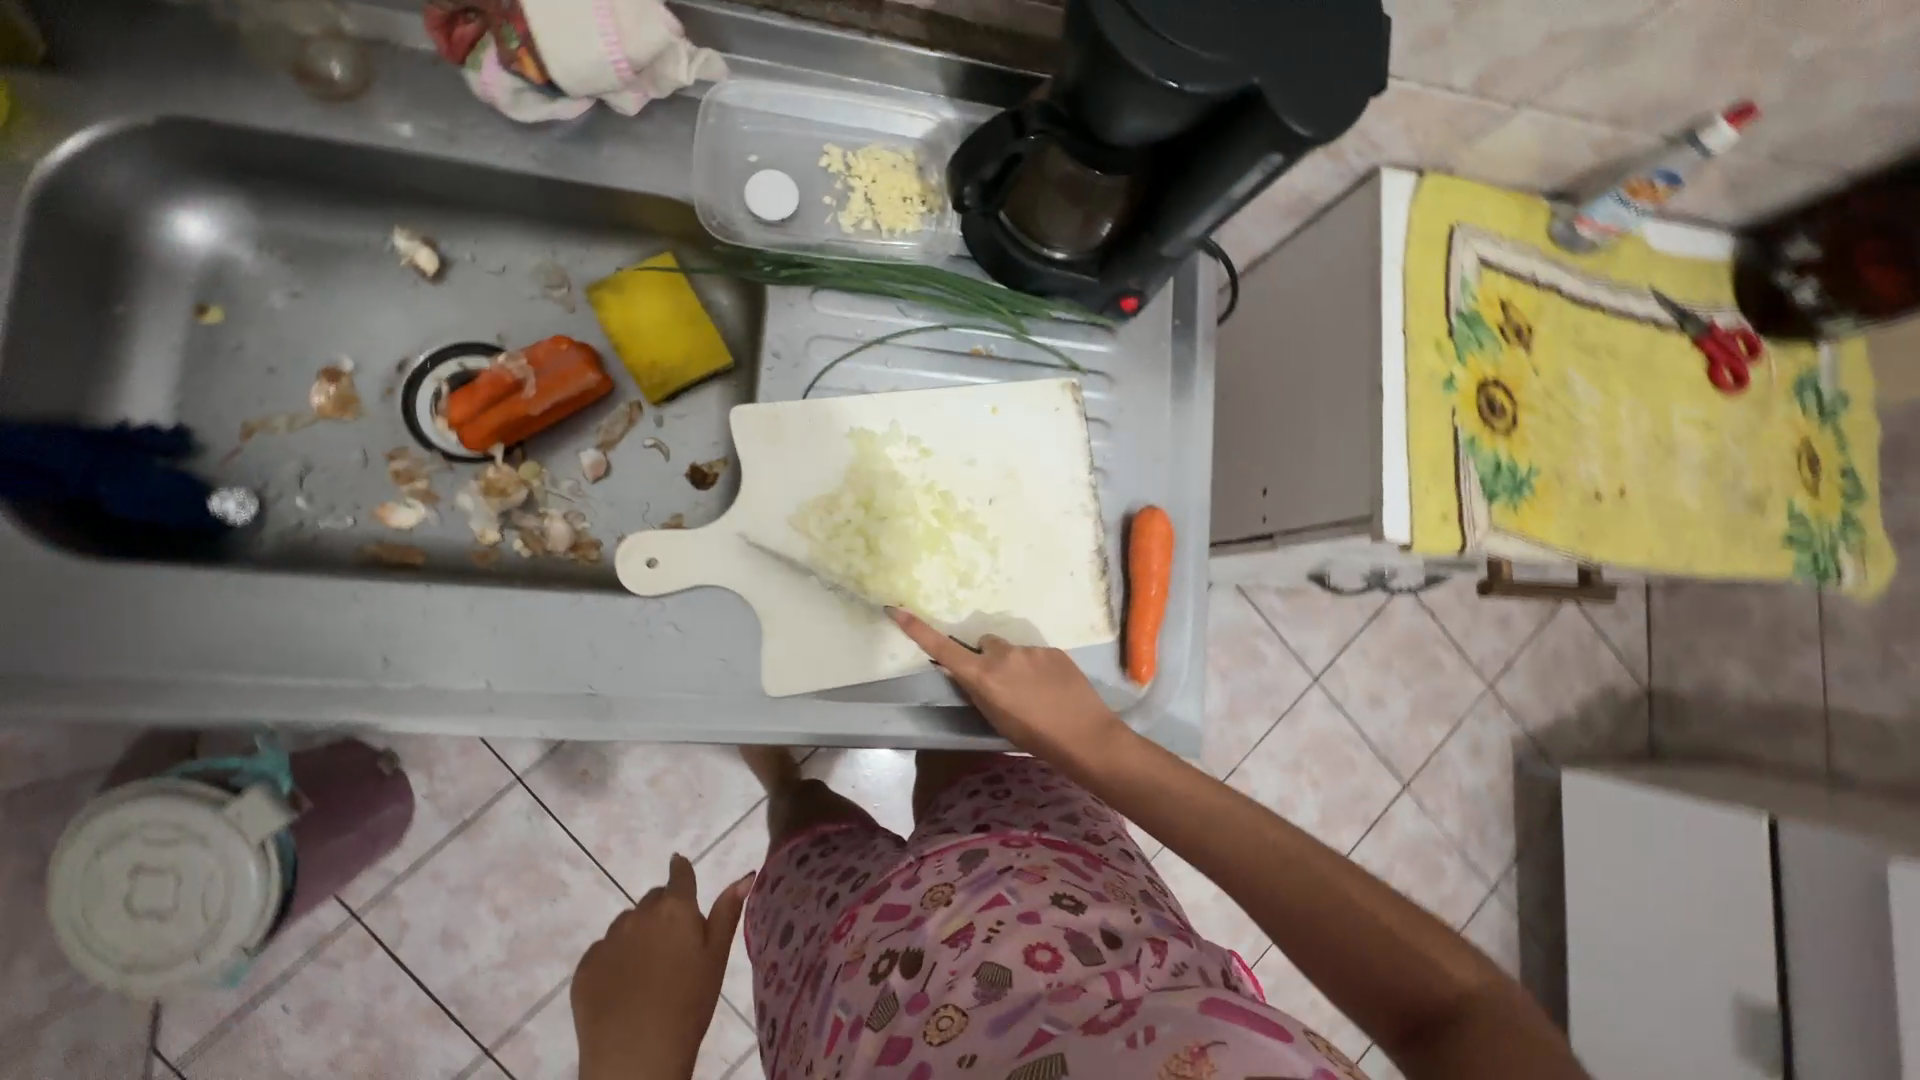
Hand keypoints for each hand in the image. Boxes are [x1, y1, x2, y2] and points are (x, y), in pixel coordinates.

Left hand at [572, 855, 752, 1079]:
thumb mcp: (717, 958)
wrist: (636, 1057)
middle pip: (653, 900)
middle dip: (663, 913)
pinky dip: (614, 961)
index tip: (681, 870)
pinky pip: (603, 951)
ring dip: (638, 935)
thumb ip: (728, 912)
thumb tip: (746, 874)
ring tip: (648, 973)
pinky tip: (624, 989)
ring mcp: (608, 941)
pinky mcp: (585, 967)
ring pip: (627, 925)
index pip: (679, 875)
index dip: (681, 872)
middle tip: (674, 947)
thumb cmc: (689, 1005)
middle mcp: (638, 915)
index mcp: (675, 909)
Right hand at [889, 607, 1125, 760]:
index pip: (942, 649)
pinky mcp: (1052, 649)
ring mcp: (1030, 649)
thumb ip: (978, 690)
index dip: (917, 629)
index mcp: (983, 676)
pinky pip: (1035, 654)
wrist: (1084, 735)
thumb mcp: (995, 718)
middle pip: (984, 644)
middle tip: (1004, 686)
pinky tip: (1051, 689)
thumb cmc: (1033, 737)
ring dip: (1015, 664)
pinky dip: (1037, 668)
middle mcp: (1002, 655)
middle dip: (988, 658)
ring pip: (1012, 650)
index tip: (896, 608)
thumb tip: (966, 672)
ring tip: (1034, 692)